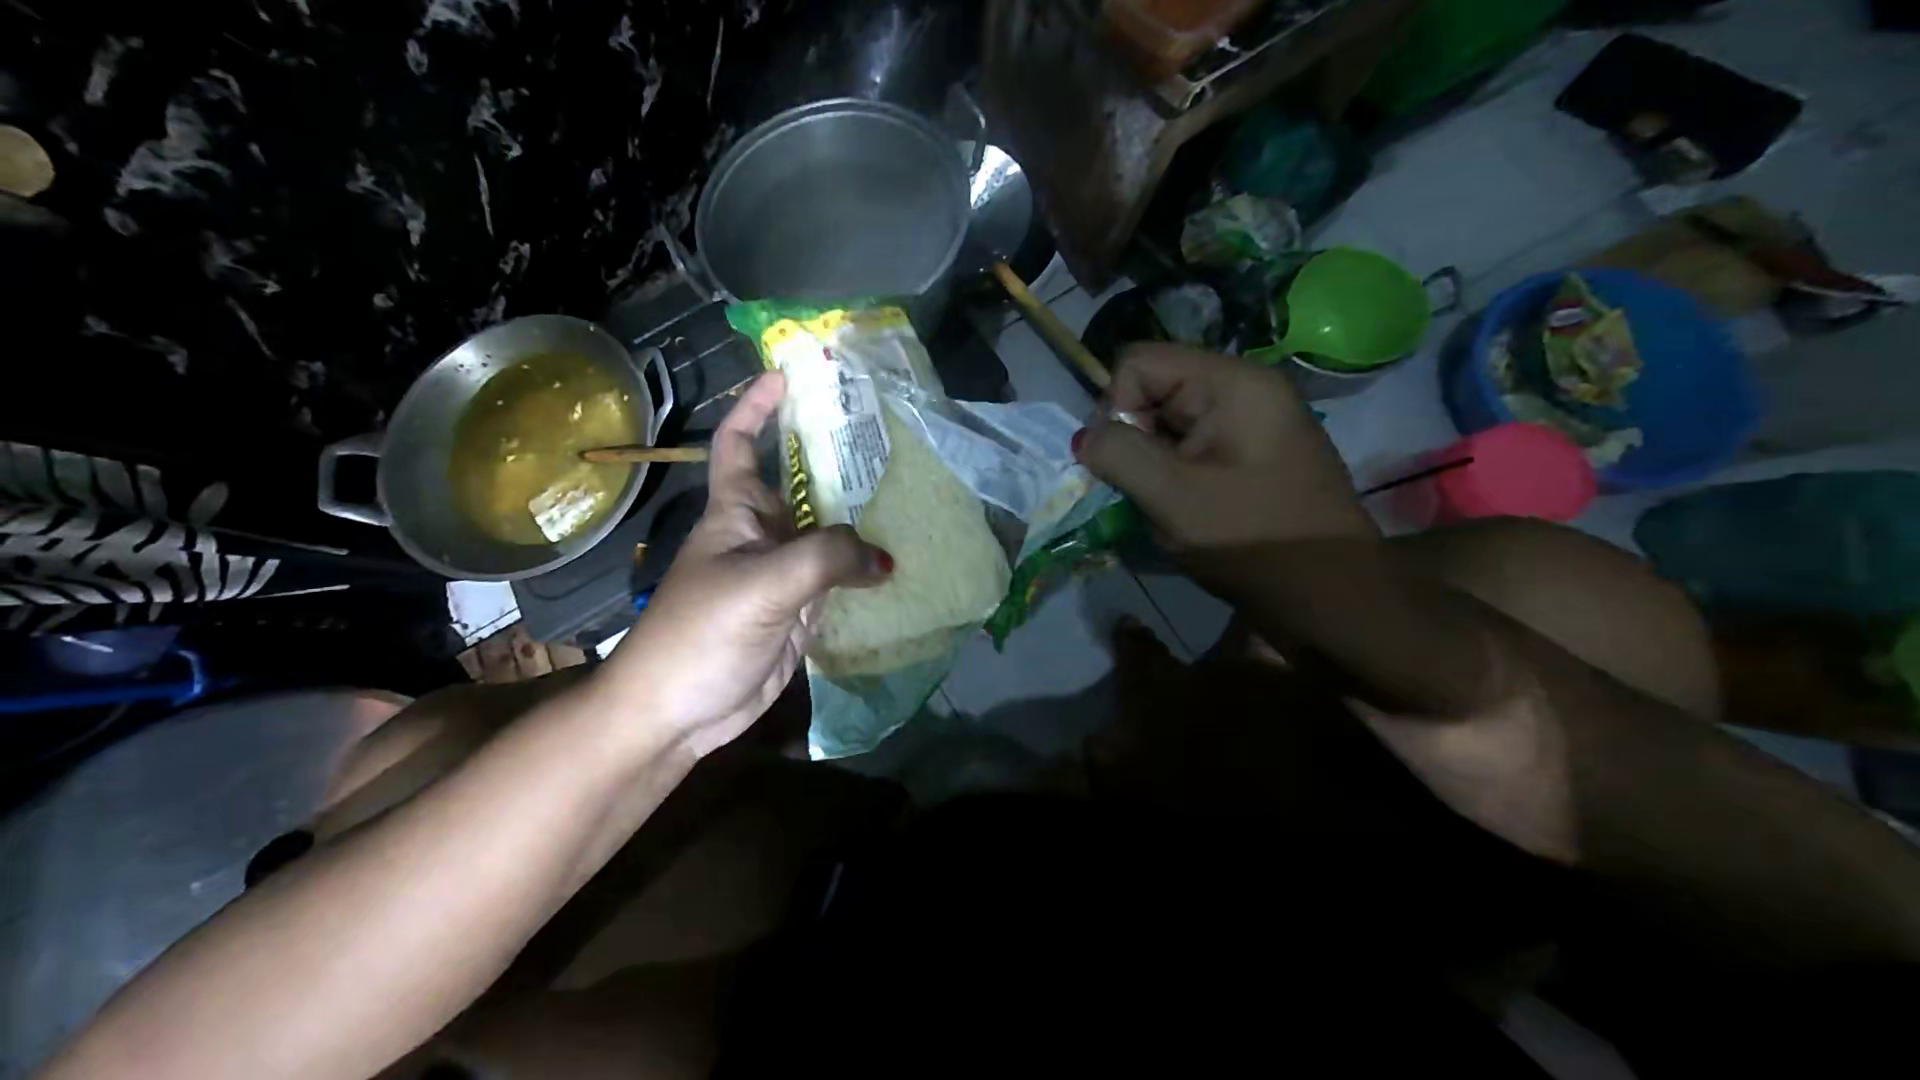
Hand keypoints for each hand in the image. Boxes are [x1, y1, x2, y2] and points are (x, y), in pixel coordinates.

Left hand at [596, 372, 889, 757]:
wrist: (676, 713)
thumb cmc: (701, 633)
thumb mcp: (762, 584)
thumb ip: (826, 559)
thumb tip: (885, 558)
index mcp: (735, 513)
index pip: (738, 445)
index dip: (756, 408)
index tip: (786, 377)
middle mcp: (763, 536)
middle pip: (802, 486)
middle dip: (837, 462)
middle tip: (890, 441)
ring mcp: (783, 575)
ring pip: (829, 535)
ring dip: (861, 520)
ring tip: (911, 494)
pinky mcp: (799, 612)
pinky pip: (839, 581)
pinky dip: (866, 571)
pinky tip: (900, 562)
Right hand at [1073, 345, 1375, 550]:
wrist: (1333, 595)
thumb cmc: (1255, 539)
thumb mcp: (1173, 497)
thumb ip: (1119, 455)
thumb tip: (1083, 437)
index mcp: (1232, 383)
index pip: (1139, 363)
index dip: (1115, 408)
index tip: (1123, 463)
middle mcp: (1243, 389)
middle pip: (1154, 391)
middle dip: (1134, 441)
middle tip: (1145, 491)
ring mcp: (1250, 423)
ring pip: (1168, 424)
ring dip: (1151, 465)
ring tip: (1166, 506)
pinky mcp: (1250, 454)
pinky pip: (1191, 448)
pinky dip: (1172, 476)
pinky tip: (1184, 511)